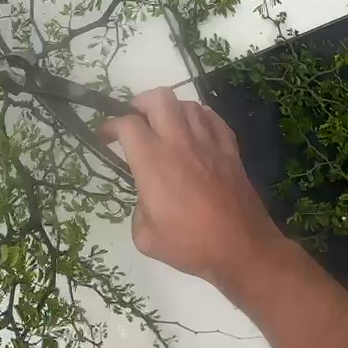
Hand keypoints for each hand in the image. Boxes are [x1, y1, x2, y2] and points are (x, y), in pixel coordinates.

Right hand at [102, 88, 289, 292]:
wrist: (242, 248)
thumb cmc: (191, 245)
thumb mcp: (146, 237)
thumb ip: (139, 209)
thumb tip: (148, 198)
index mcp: (153, 162)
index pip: (127, 124)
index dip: (110, 126)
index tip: (105, 137)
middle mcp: (180, 142)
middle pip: (158, 98)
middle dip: (140, 103)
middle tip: (135, 121)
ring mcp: (209, 142)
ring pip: (187, 104)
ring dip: (171, 109)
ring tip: (165, 126)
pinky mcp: (230, 149)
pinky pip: (212, 118)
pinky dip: (199, 117)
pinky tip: (194, 132)